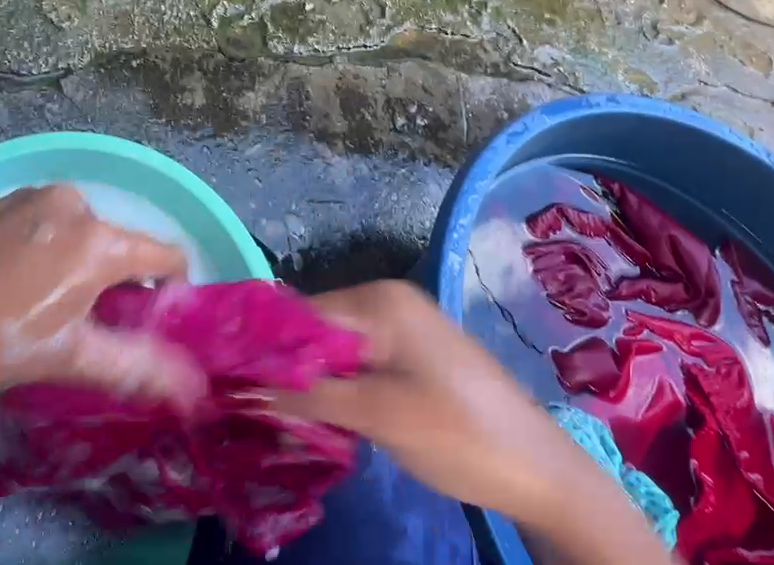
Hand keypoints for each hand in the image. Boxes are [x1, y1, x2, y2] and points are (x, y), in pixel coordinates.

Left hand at [0, 184, 205, 405]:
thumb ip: (135, 367)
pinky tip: (11, 287)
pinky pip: (46, 224)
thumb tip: (194, 390)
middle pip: (120, 245)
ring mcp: (32, 194)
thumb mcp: (64, 358)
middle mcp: (72, 202)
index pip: (165, 254)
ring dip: (79, 269)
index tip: (148, 327)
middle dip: (116, 286)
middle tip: (84, 331)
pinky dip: (47, 252)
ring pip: (81, 235)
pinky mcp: (0, 199)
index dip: (170, 292)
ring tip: (41, 312)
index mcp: (96, 239)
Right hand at [272, 283, 674, 564]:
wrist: (542, 473)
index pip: (300, 313)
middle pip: (315, 330)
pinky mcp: (412, 356)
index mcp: (380, 301)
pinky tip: (321, 417)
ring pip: (334, 350)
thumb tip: (243, 387)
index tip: (231, 384)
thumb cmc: (460, 434)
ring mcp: (403, 328)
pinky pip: (357, 364)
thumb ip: (307, 396)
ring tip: (277, 417)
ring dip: (309, 382)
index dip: (265, 349)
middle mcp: (388, 302)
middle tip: (253, 408)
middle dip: (285, 367)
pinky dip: (336, 388)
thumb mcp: (377, 416)